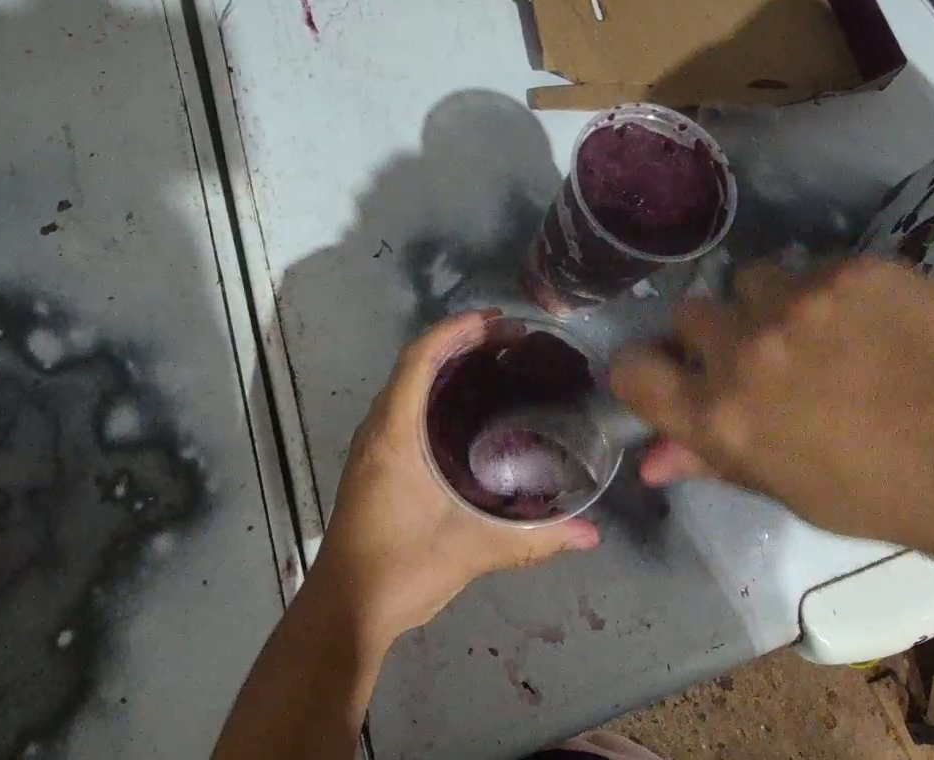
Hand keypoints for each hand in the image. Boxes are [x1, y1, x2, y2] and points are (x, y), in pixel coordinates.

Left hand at [311, 311, 600, 646]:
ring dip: (444, 365)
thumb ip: (532, 539)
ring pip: (407, 385)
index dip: (454, 331)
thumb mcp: (470, 550)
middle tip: (509, 339)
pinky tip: (468, 410)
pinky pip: (404, 407)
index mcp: (393, 434)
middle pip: (414, 364)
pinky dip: (434, 391)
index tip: (495, 321)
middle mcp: (378, 430)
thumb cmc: (399, 569)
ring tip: (494, 362)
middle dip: (458, 342)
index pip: (418, 359)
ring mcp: (372, 447)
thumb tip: (590, 534)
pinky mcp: (374, 464)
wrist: (344, 611)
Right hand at [612, 258, 933, 545]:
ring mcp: (793, 303)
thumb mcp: (791, 490)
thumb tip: (651, 461)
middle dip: (716, 333)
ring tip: (823, 329)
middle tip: (765, 356)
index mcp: (719, 419)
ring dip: (770, 303)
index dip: (643, 367)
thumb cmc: (894, 494)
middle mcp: (741, 353)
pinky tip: (876, 318)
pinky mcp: (846, 269)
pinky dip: (830, 290)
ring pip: (749, 280)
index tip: (670, 370)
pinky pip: (812, 267)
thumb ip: (713, 461)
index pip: (632, 371)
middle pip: (689, 314)